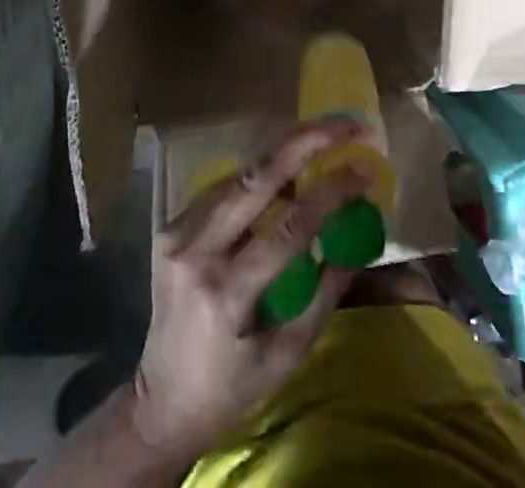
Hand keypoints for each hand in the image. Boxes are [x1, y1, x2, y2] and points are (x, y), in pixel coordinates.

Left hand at [129, 119, 375, 461]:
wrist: (159, 399)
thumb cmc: (231, 387)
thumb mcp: (287, 354)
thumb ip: (324, 293)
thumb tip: (358, 239)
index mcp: (224, 292)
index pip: (286, 228)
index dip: (330, 193)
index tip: (365, 168)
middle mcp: (193, 252)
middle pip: (253, 182)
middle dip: (303, 144)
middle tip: (345, 124)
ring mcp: (174, 234)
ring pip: (236, 177)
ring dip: (282, 153)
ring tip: (324, 136)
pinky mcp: (169, 228)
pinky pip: (221, 191)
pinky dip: (258, 176)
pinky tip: (287, 167)